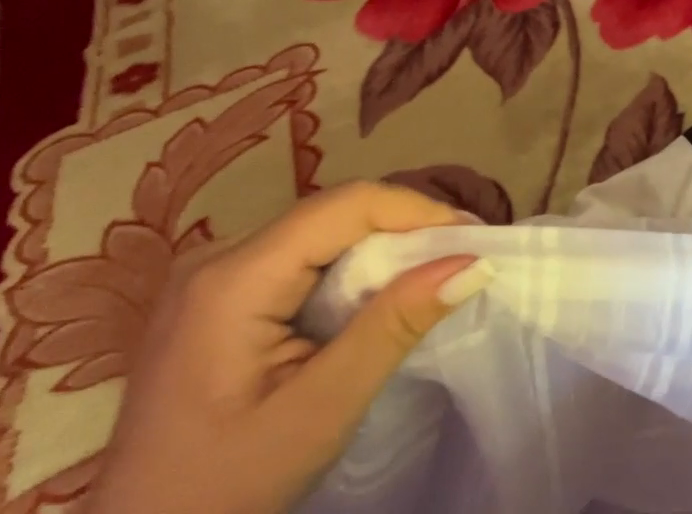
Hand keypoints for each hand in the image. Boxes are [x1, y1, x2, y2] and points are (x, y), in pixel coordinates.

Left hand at [87, 182, 491, 513]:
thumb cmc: (223, 487)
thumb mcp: (320, 411)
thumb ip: (393, 328)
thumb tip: (474, 261)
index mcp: (231, 279)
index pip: (346, 206)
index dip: (420, 210)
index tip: (479, 240)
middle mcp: (216, 260)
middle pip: (334, 213)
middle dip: (408, 228)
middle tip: (467, 261)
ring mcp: (213, 279)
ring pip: (323, 233)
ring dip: (386, 249)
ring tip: (438, 277)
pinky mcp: (219, 301)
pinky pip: (303, 260)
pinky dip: (355, 271)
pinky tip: (381, 300)